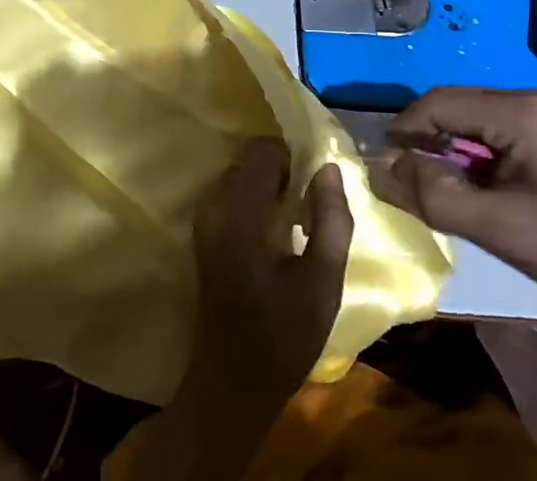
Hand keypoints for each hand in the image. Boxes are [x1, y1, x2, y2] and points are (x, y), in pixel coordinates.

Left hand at [186, 137, 353, 406]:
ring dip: (270, 182)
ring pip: (240, 173)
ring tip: (297, 215)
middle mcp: (213, 209)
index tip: (317, 183)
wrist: (232, 384)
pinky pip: (232, 193)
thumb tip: (329, 167)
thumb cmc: (284, 335)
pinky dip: (256, 196)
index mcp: (240, 215)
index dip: (295, 157)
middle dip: (283, 168)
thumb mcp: (323, 280)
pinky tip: (277, 229)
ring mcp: (204, 222)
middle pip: (249, 158)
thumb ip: (332, 218)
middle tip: (311, 201)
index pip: (263, 151)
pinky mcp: (204, 234)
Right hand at [374, 87, 536, 328]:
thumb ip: (435, 196)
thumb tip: (380, 170)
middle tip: (412, 192)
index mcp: (519, 109)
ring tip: (448, 200)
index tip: (384, 174)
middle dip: (427, 145)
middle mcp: (534, 98)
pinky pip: (504, 136)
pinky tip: (486, 196)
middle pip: (457, 108)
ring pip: (479, 124)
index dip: (402, 134)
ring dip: (454, 156)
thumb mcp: (503, 227)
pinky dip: (482, 161)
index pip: (437, 102)